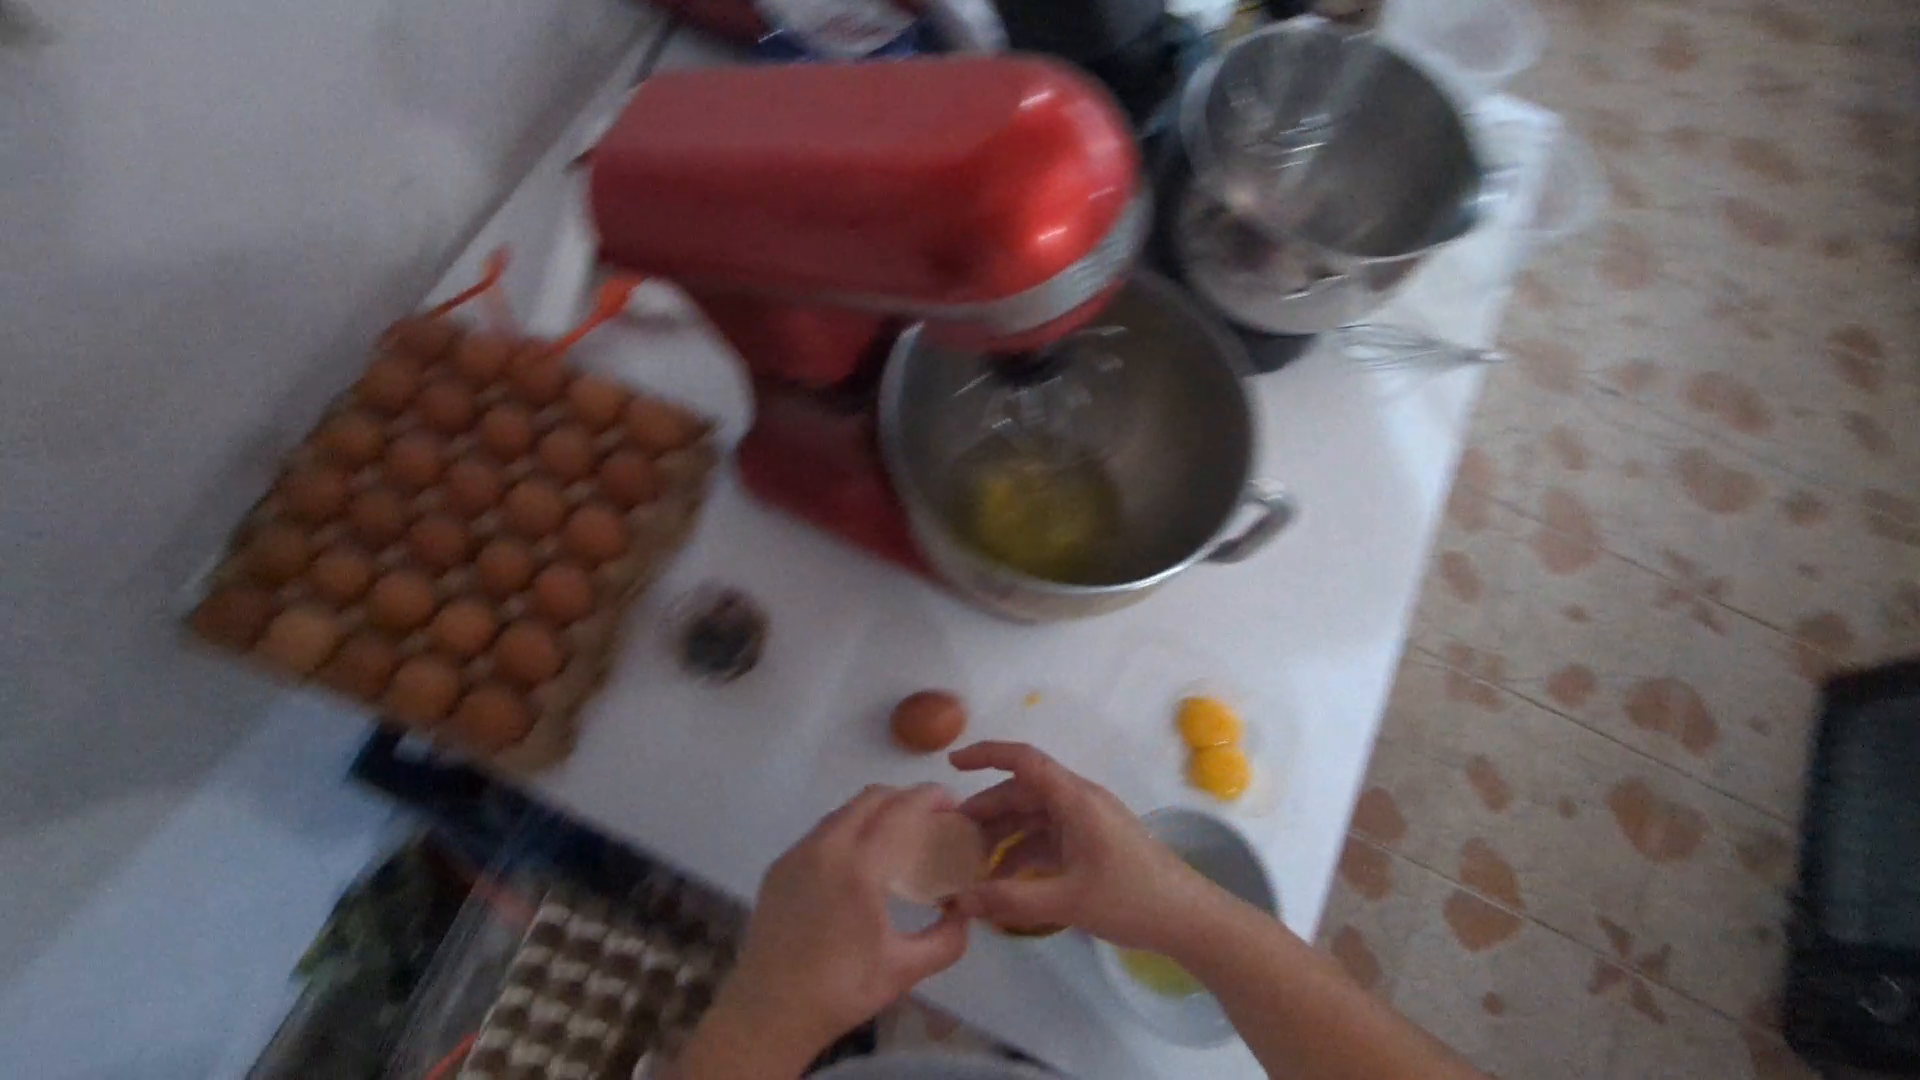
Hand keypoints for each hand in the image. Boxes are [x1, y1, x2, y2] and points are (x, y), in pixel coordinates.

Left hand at [684, 785, 970, 1078]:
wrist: (768, 1013)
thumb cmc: (841, 990)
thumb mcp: (904, 970)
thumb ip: (946, 940)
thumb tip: (965, 913)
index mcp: (859, 867)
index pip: (901, 810)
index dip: (930, 797)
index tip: (952, 802)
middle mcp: (826, 847)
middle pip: (872, 797)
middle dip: (905, 796)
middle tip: (929, 816)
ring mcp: (797, 853)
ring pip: (843, 811)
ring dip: (875, 810)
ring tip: (896, 833)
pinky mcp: (779, 866)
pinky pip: (821, 831)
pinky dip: (848, 828)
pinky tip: (857, 858)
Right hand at [946, 741, 1219, 950]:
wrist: (1191, 919)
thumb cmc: (1132, 899)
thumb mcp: (1068, 901)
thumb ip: (1011, 900)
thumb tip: (960, 901)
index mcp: (1074, 798)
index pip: (1024, 760)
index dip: (986, 755)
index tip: (952, 763)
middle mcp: (1078, 801)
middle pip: (1022, 792)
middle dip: (986, 811)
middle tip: (951, 836)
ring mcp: (1086, 822)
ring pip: (1033, 817)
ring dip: (1003, 835)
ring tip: (970, 863)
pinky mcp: (1092, 844)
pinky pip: (1047, 838)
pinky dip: (1023, 852)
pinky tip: (1003, 880)